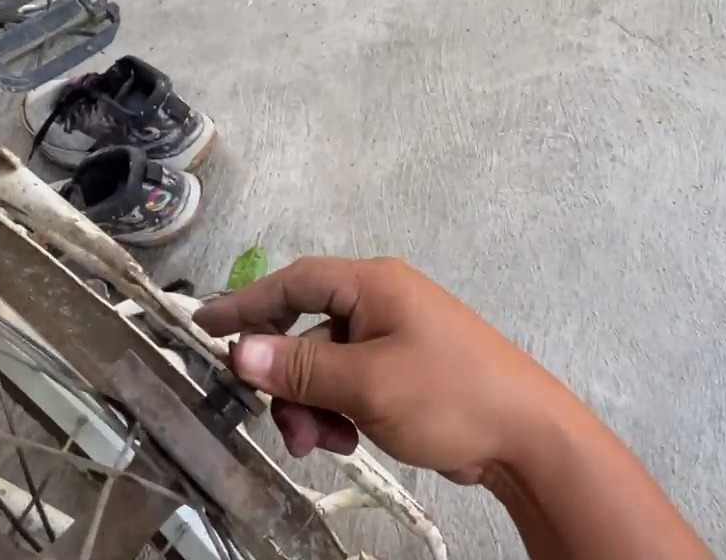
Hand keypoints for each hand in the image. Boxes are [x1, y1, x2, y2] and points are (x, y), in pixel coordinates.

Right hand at [194, 256, 572, 483]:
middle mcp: (380, 301)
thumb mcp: (367, 383)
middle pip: (308, 331)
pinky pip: (350, 382)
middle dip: (290, 382)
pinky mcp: (402, 367)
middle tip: (287, 426)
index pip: (295, 282)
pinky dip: (339, 411)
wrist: (522, 432)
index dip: (247, 303)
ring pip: (326, 365)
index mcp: (374, 284)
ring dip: (314, 405)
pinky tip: (351, 440)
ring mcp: (393, 335)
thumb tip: (242, 352)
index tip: (203, 325)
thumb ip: (301, 368)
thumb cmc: (449, 394)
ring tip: (328, 442)